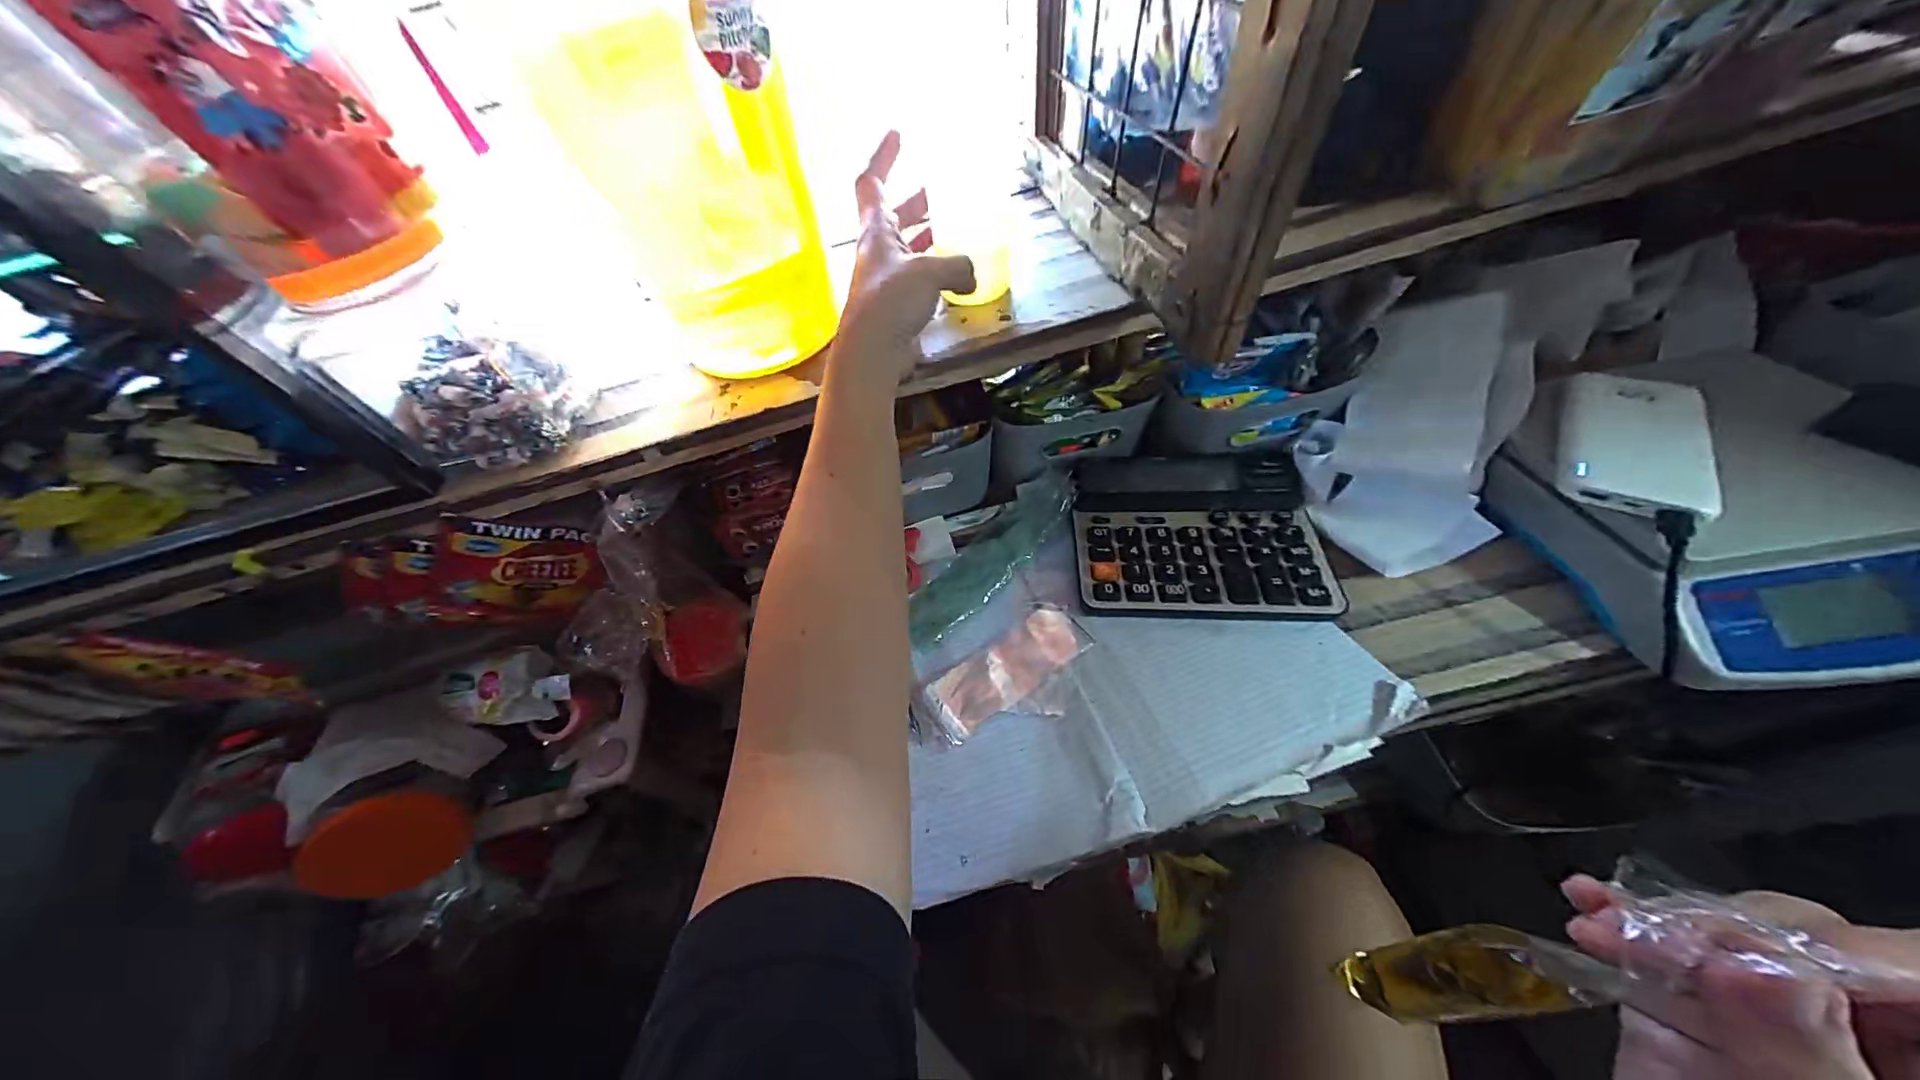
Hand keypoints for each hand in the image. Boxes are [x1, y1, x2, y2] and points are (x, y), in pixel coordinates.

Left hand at [833, 131, 974, 385]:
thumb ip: (956, 266)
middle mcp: (878, 253)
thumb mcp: (929, 272)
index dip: (884, 156)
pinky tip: (950, 276)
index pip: (873, 182)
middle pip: (892, 217)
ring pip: (905, 249)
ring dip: (923, 236)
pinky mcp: (894, 307)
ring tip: (945, 228)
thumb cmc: (891, 302)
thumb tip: (970, 275)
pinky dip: (932, 272)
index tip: (897, 134)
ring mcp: (885, 281)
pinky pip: (915, 280)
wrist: (872, 352)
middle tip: (933, 191)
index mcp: (877, 232)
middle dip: (912, 201)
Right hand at [1562, 875, 1875, 1079]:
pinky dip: (1620, 918)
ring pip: (1727, 929)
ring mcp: (1766, 1008)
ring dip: (1656, 915)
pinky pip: (1665, 942)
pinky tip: (1584, 904)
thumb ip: (1808, 1063)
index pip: (1901, 965)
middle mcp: (1860, 1024)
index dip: (1836, 946)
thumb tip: (1753, 967)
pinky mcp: (1692, 1000)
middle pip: (1810, 936)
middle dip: (1722, 927)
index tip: (1745, 949)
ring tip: (1596, 920)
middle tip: (1654, 939)